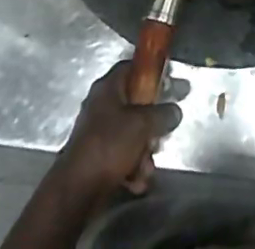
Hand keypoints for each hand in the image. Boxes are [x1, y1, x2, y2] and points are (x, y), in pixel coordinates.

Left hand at [58, 61, 182, 195]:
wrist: (79, 187)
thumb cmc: (110, 144)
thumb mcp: (142, 124)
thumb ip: (162, 114)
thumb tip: (175, 110)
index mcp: (108, 87)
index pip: (132, 68)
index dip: (152, 73)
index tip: (170, 83)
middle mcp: (102, 105)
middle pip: (136, 105)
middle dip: (151, 127)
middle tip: (159, 137)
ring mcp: (99, 131)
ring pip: (133, 135)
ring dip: (144, 154)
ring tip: (144, 168)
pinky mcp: (99, 155)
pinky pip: (124, 155)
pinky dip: (132, 169)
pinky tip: (135, 181)